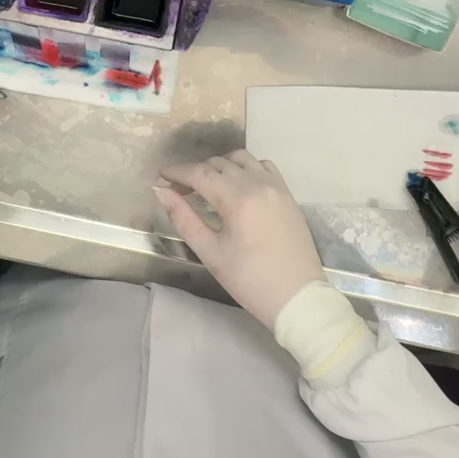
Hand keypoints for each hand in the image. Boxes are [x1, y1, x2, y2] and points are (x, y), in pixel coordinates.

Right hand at [155, 150, 324, 327]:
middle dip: (194, 172)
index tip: (160, 176)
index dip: (177, 171)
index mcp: (237, 199)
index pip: (199, 173)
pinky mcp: (287, 193)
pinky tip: (238, 184)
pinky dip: (245, 167)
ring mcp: (275, 186)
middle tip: (179, 190)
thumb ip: (183, 218)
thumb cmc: (250, 281)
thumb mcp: (211, 253)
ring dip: (219, 166)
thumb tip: (161, 191)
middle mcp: (257, 184)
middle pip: (218, 164)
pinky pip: (262, 165)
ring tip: (208, 186)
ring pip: (241, 159)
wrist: (297, 298)